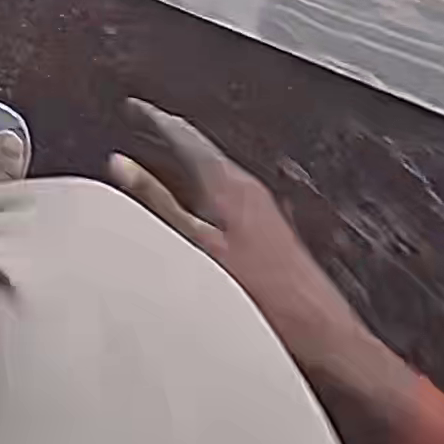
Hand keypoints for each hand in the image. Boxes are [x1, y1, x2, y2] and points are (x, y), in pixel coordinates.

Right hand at [107, 98, 366, 362]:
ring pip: (210, 167)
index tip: (133, 107)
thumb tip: (122, 165)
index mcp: (226, 182)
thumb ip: (155, 200)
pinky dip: (196, 180)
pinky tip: (187, 197)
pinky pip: (221, 187)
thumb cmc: (261, 295)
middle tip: (140, 122)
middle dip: (165, 132)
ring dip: (181, 156)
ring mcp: (258, 205)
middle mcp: (245, 186)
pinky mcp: (264, 225)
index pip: (182, 134)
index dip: (153, 117)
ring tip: (155, 153)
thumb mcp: (193, 244)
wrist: (322, 335)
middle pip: (198, 147)